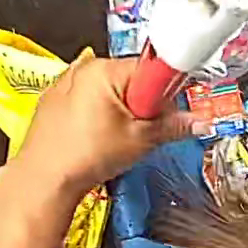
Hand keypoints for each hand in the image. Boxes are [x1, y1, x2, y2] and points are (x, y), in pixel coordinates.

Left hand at [0, 51, 192, 209]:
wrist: (44, 178)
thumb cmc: (86, 154)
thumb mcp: (141, 140)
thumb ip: (175, 126)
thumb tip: (202, 122)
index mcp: (104, 69)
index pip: (152, 70)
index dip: (166, 94)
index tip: (169, 113)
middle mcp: (84, 68)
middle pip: (134, 81)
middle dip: (146, 106)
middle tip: (144, 132)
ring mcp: (68, 83)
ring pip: (115, 92)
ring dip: (126, 112)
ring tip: (121, 138)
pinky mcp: (58, 100)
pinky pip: (94, 100)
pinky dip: (104, 116)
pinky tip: (102, 137)